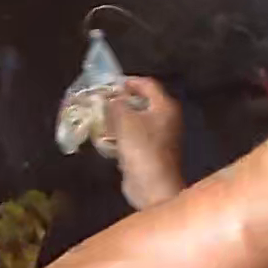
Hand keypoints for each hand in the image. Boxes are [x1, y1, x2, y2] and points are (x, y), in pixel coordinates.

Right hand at [105, 77, 183, 209]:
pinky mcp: (152, 153)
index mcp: (165, 106)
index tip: (110, 84)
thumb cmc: (141, 148)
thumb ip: (115, 103)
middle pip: (143, 102)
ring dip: (120, 119)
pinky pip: (136, 137)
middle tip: (103, 101)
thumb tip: (110, 97)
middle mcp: (167, 119)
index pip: (148, 84)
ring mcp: (161, 137)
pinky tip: (107, 139)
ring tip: (101, 118)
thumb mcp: (123, 120)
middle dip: (122, 101)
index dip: (129, 81)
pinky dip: (122, 135)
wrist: (152, 185)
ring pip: (138, 121)